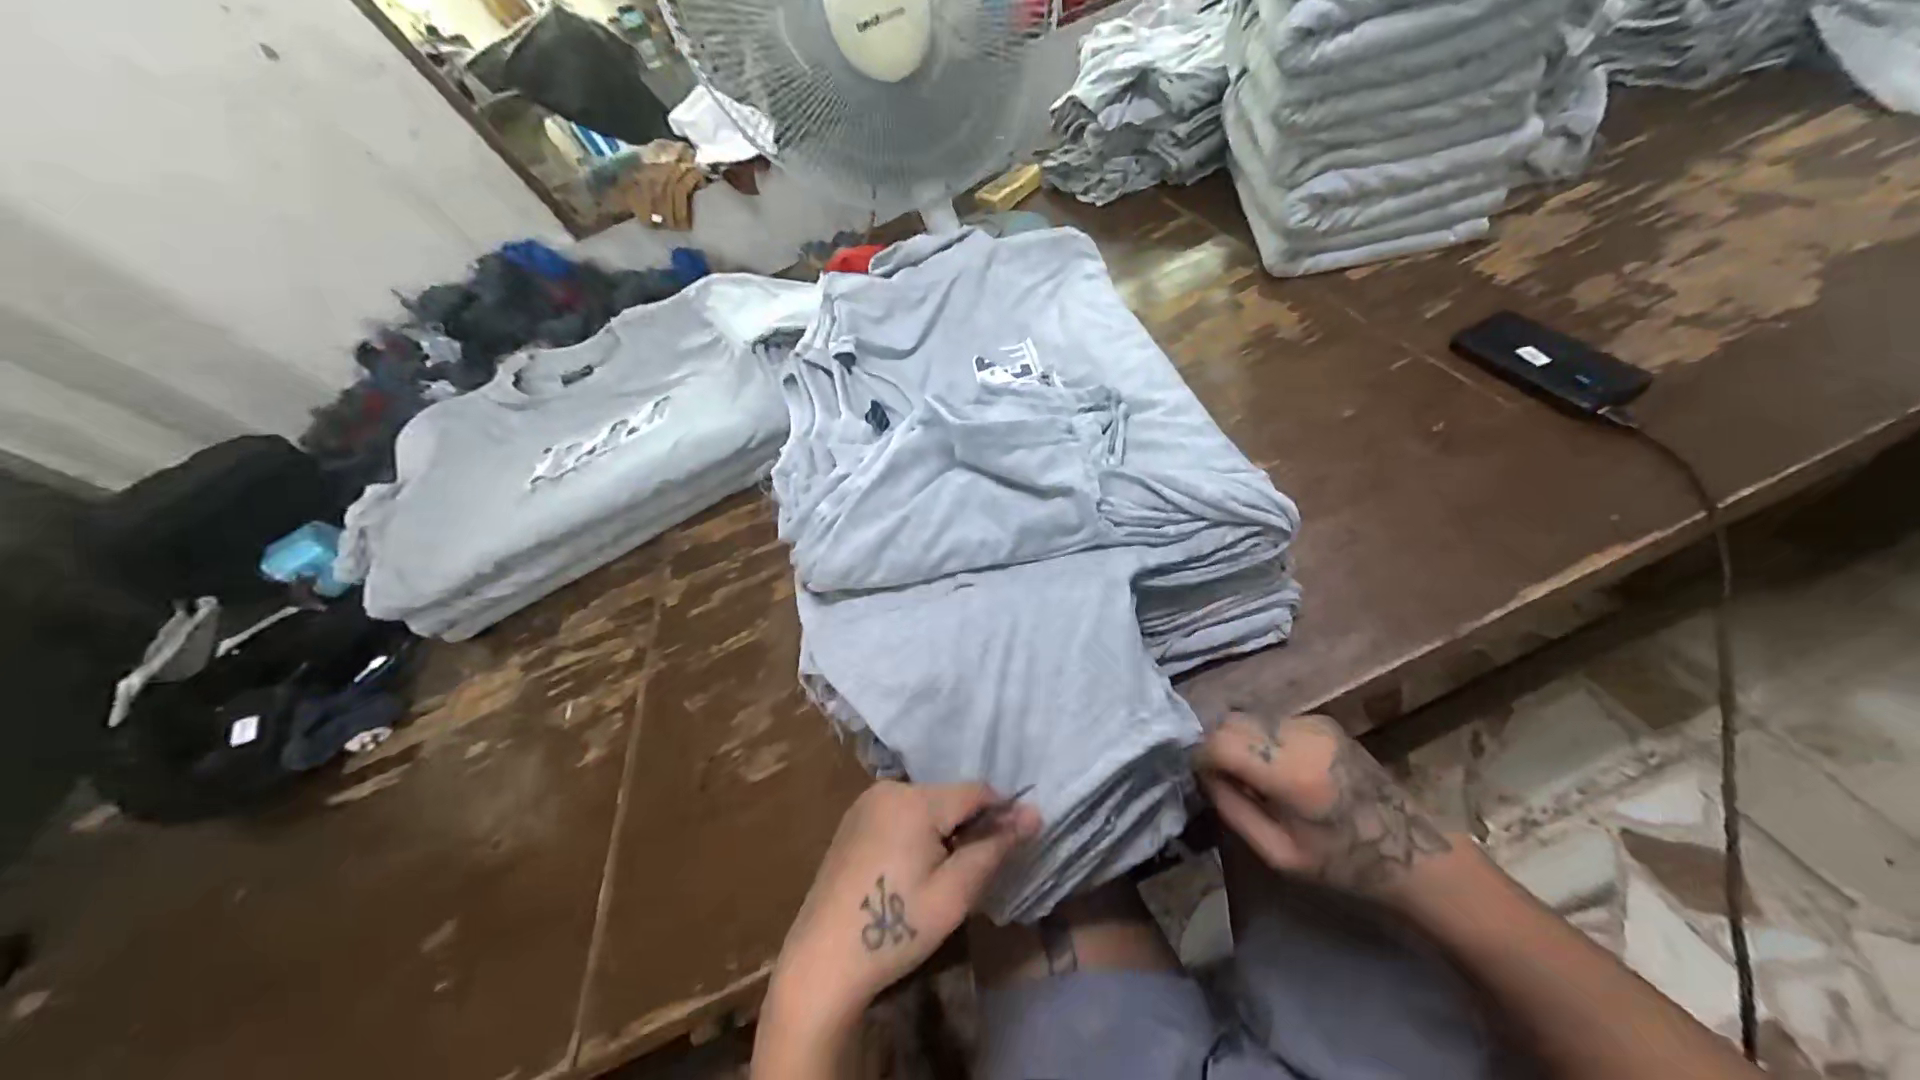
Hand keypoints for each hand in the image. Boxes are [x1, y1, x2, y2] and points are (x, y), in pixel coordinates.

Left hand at [766, 781, 1040, 1029]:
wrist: (822, 962)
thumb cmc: (896, 928)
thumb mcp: (955, 892)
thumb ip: (994, 847)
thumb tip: (1034, 813)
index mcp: (914, 800)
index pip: (977, 791)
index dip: (1002, 813)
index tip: (1017, 844)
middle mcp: (889, 789)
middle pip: (950, 796)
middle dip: (971, 824)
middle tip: (975, 871)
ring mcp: (866, 803)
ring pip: (926, 804)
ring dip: (945, 829)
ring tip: (944, 875)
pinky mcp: (853, 820)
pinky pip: (901, 813)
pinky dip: (918, 832)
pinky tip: (912, 872)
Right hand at [1195, 711, 1451, 897]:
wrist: (1414, 851)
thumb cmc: (1344, 863)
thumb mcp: (1277, 853)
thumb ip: (1232, 809)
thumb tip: (1205, 776)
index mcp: (1289, 774)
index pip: (1219, 742)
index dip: (1201, 758)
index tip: (1203, 780)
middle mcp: (1300, 736)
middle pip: (1230, 722)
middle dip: (1217, 747)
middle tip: (1224, 779)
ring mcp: (1314, 723)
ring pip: (1250, 718)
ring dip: (1240, 742)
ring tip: (1252, 776)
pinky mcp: (1324, 721)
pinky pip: (1273, 721)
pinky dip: (1262, 739)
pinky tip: (1278, 768)